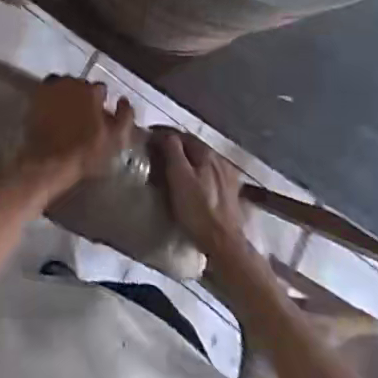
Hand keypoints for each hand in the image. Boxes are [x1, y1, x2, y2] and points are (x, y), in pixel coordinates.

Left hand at [17, 75, 133, 190]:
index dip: (102, 102)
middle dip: (84, 97)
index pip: (101, 89)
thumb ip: (124, 117)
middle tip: (84, 116)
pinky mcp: (36, 96)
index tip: (100, 115)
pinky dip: (52, 97)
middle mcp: (71, 83)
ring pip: (64, 86)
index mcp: (91, 91)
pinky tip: (53, 111)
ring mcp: (51, 88)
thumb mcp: (114, 139)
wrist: (49, 161)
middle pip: (81, 86)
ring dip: (68, 95)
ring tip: (68, 113)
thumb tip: (124, 100)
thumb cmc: (85, 152)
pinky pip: (48, 91)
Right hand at [156, 130, 249, 259]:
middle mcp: (219, 159)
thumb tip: (164, 134)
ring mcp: (227, 175)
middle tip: (155, 154)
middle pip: (192, 146)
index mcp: (206, 153)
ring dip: (186, 159)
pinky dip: (197, 172)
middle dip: (173, 146)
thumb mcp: (178, 177)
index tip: (147, 140)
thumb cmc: (196, 210)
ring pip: (201, 160)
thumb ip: (172, 150)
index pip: (180, 135)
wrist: (224, 243)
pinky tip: (191, 182)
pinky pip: (209, 174)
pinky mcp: (230, 192)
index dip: (161, 135)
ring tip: (171, 168)